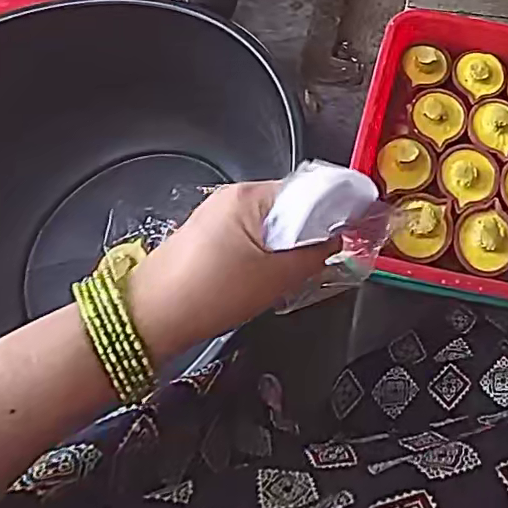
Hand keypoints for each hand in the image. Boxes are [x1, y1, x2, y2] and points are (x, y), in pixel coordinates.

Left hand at [126, 181, 337, 363]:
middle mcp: (234, 195)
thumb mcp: (276, 277)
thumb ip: (317, 253)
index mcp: (251, 195)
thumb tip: (342, 239)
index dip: (338, 206)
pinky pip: (252, 231)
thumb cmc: (210, 293)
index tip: (360, 222)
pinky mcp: (208, 233)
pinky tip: (270, 272)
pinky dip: (269, 247)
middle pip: (292, 203)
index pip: (311, 188)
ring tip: (299, 267)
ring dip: (291, 239)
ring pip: (272, 220)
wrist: (147, 319)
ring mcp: (218, 213)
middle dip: (313, 226)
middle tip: (331, 252)